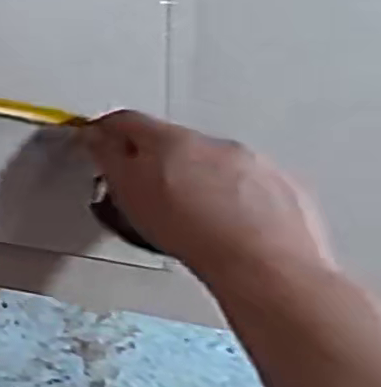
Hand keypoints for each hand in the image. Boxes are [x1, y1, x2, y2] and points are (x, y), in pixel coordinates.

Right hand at [78, 111, 334, 285]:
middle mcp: (215, 144)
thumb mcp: (123, 189)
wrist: (263, 266)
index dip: (106, 131)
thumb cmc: (190, 230)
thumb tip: (98, 139)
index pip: (125, 120)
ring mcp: (257, 165)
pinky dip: (231, 195)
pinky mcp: (288, 189)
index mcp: (169, 138)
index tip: (100, 143)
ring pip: (210, 161)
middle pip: (170, 140)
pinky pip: (247, 182)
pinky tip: (222, 222)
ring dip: (194, 177)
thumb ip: (105, 154)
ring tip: (186, 212)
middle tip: (142, 187)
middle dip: (154, 159)